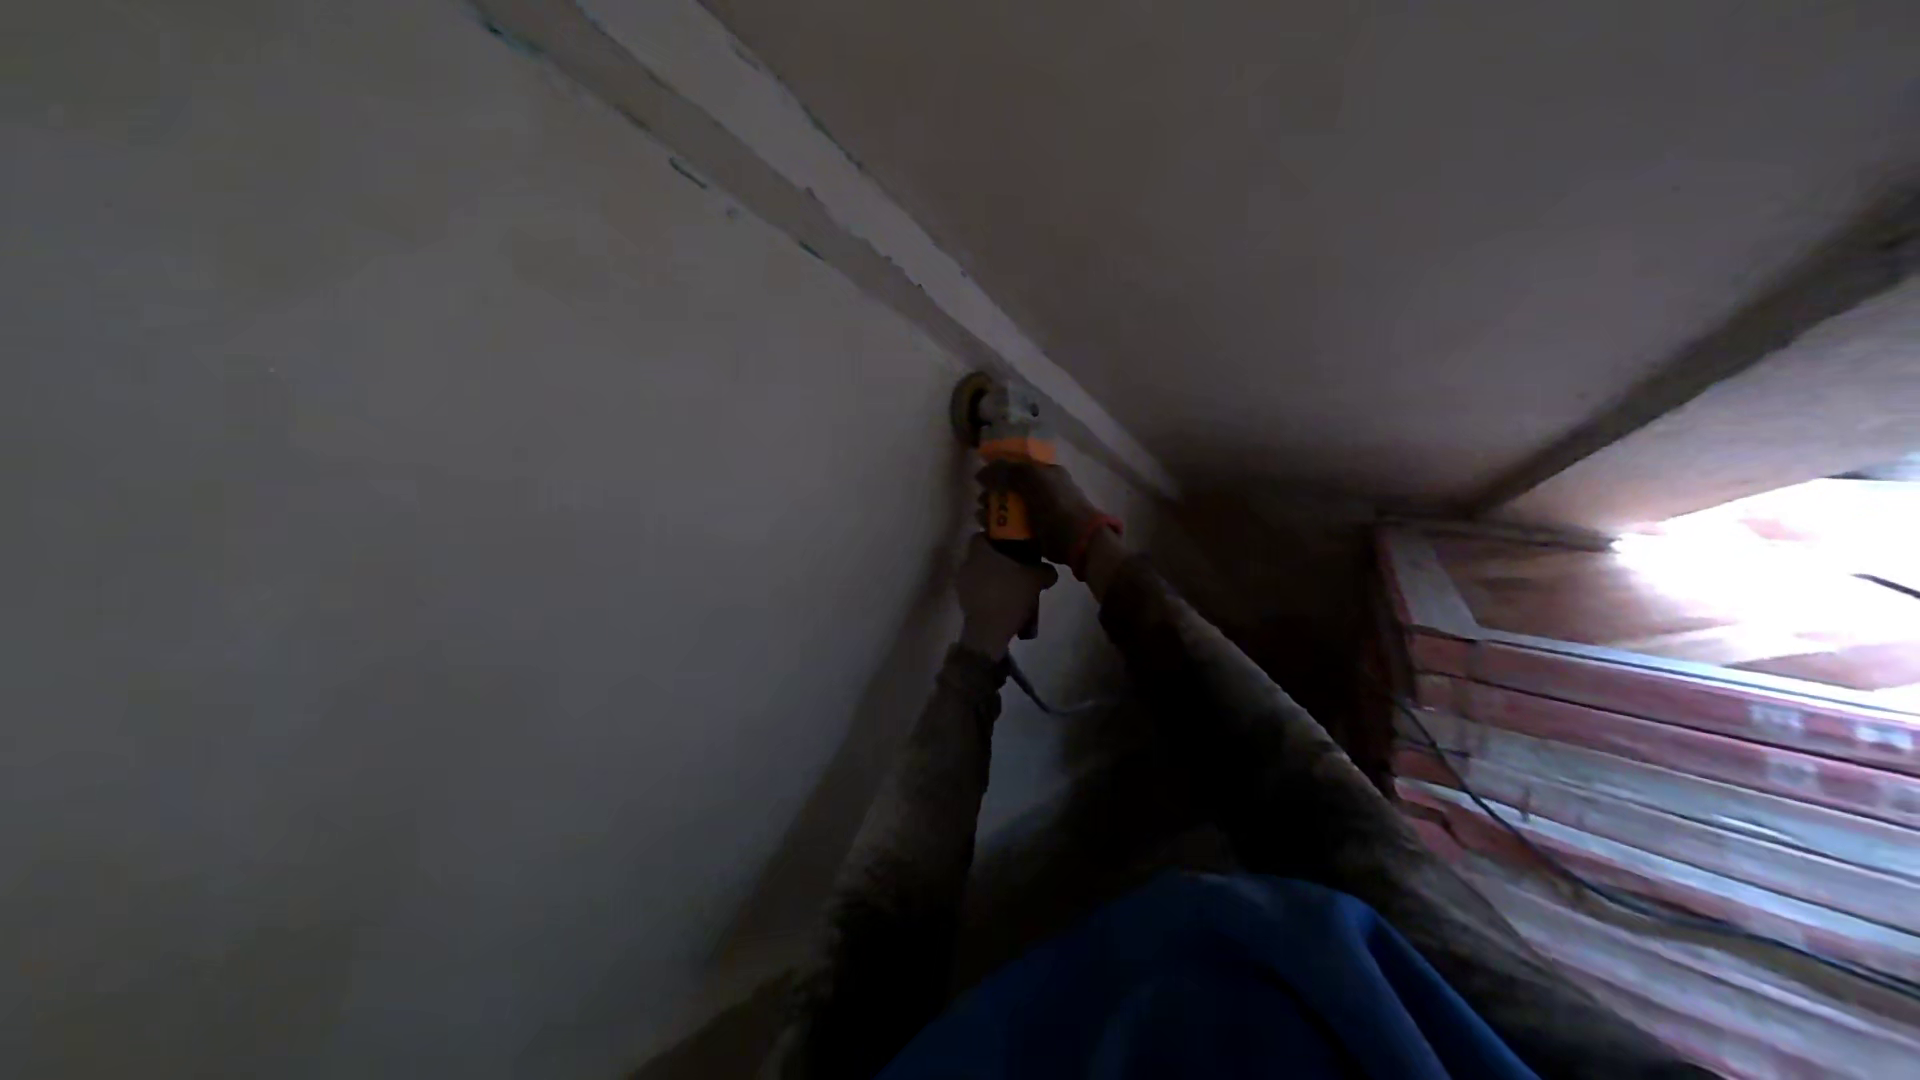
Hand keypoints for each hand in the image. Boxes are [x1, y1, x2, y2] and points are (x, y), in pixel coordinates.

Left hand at [955, 533, 1057, 658]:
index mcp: (979, 552)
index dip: (996, 537)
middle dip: (1000, 561)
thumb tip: (1049, 571)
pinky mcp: (964, 603)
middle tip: (1019, 568)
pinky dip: (992, 594)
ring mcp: (963, 585)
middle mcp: (967, 564)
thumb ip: (1045, 570)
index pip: (981, 535)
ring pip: (981, 574)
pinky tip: (1007, 604)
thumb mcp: (1036, 580)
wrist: (989, 631)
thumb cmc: (1010, 595)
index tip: (1012, 544)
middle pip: (983, 555)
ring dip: (996, 579)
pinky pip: (980, 591)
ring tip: (1015, 588)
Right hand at [975, 461, 1106, 567]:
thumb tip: (981, 473)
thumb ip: (1007, 471)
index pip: (1019, 465)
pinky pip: (1014, 529)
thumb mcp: (1032, 478)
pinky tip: (988, 532)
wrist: (1077, 540)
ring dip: (993, 512)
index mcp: (1046, 474)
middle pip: (1011, 489)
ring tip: (980, 518)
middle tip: (980, 501)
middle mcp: (1043, 492)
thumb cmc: (1056, 504)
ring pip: (1010, 510)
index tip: (982, 477)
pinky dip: (1000, 530)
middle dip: (993, 493)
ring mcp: (1040, 514)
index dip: (999, 468)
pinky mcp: (1037, 535)